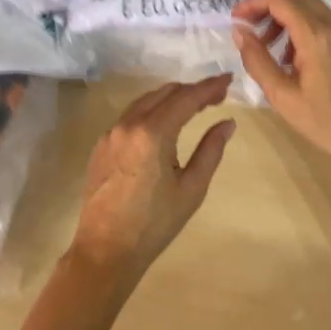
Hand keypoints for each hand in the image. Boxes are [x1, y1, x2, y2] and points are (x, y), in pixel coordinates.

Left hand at [68, 75, 236, 286]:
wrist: (105, 250)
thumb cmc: (154, 224)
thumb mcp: (191, 189)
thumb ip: (211, 150)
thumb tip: (227, 122)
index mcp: (153, 132)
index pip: (187, 98)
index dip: (209, 86)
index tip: (228, 80)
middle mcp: (129, 123)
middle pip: (165, 92)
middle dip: (192, 90)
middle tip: (216, 96)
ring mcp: (111, 133)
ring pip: (146, 101)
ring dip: (171, 98)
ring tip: (194, 106)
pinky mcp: (101, 144)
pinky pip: (131, 115)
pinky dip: (152, 110)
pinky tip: (164, 123)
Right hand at [232, 0, 330, 185]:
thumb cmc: (325, 123)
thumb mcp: (282, 96)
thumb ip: (257, 60)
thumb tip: (239, 31)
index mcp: (316, 36)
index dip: (253, 2)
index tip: (235, 18)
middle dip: (268, 3)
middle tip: (249, 27)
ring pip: (309, 5)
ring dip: (284, 15)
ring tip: (268, 48)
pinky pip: (321, 20)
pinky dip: (300, 26)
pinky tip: (291, 58)